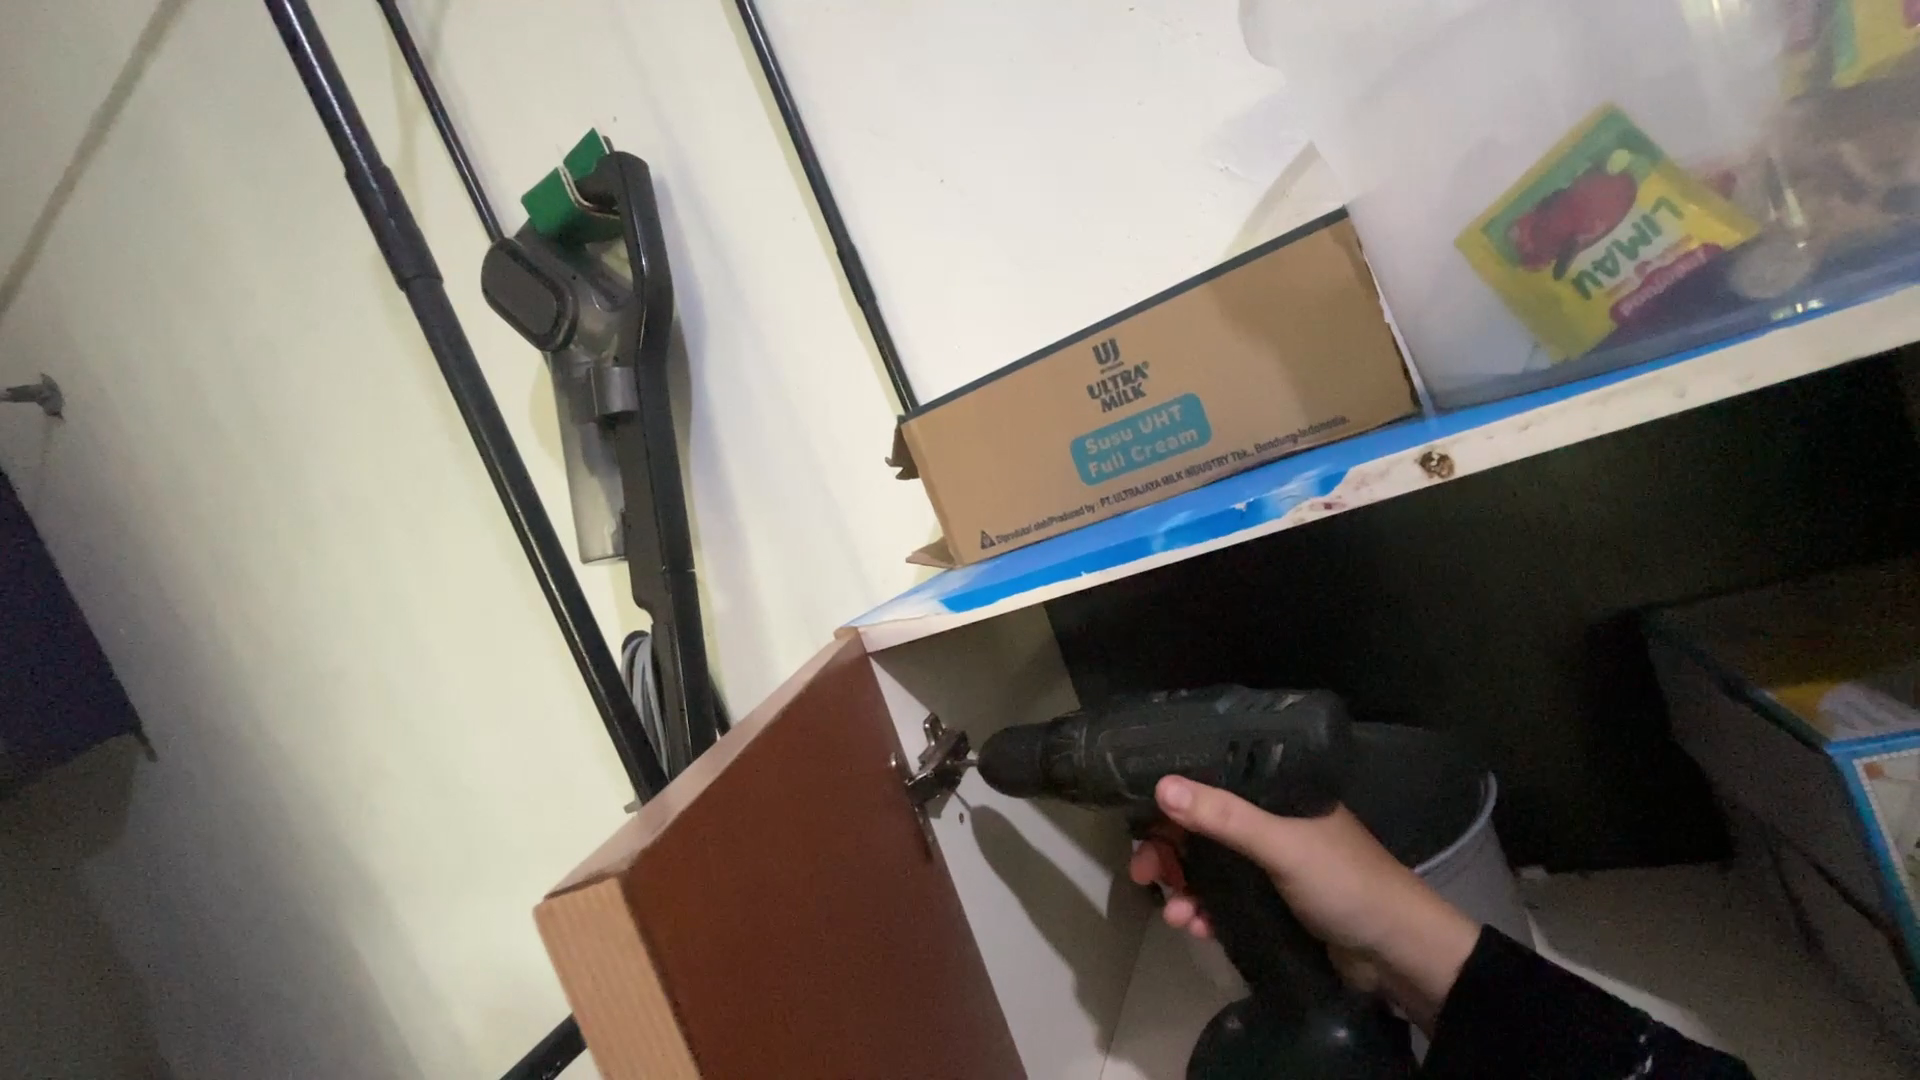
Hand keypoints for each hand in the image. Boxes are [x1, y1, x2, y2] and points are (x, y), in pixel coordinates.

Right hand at [1129, 776, 1480, 1032]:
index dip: (1171, 799)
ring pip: (1206, 867)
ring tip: (1174, 914)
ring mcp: (1266, 865)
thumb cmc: (1345, 882)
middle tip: (1142, 873)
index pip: (1209, 784)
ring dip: (1182, 888)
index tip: (1140, 822)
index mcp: (1273, 794)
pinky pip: (1221, 901)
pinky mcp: (1267, 904)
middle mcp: (1266, 823)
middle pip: (1200, 829)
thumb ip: (1224, 817)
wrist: (1399, 956)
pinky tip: (1194, 927)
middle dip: (1168, 852)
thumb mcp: (1282, 845)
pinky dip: (1202, 912)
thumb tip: (1162, 786)